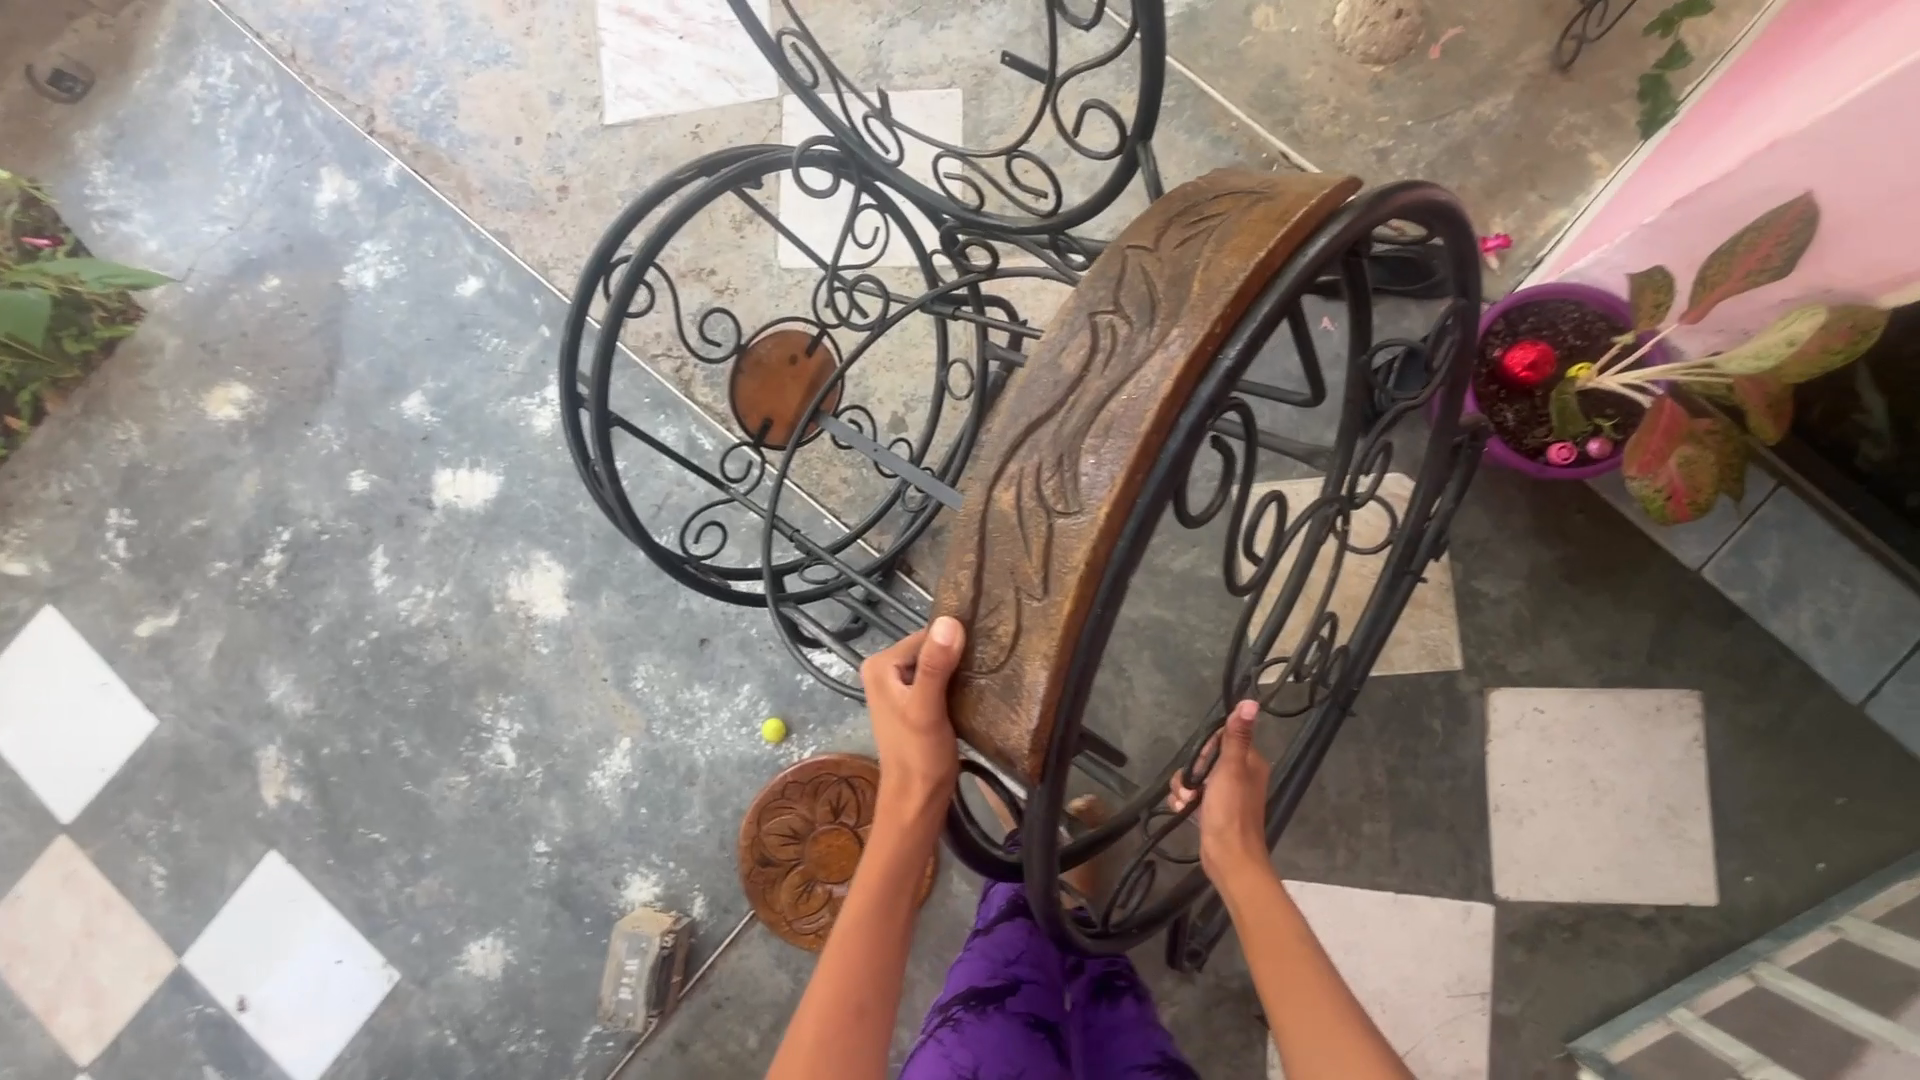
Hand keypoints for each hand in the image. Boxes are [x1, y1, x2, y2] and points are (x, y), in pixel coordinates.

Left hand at [860, 616, 966, 812]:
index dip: (954, 643)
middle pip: (932, 648)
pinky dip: (956, 684)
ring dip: (959, 671)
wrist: (918, 799)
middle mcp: (884, 670)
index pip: (927, 636)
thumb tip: (950, 622)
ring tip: (984, 678)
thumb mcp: (927, 708)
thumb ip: (935, 666)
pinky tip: (974, 691)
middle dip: (957, 657)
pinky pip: (939, 680)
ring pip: (938, 664)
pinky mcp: (915, 702)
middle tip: (987, 668)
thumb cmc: (919, 756)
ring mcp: (899, 687)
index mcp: (880, 664)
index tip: (983, 653)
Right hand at [1168, 699, 1272, 888]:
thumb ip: (1237, 736)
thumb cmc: (1230, 812)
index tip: (1201, 765)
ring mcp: (1226, 793)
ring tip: (1185, 802)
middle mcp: (1241, 774)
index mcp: (1250, 762)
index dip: (1205, 748)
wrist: (1228, 858)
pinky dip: (1183, 800)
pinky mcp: (1212, 809)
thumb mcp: (1231, 769)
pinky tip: (1182, 810)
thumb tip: (1251, 702)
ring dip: (1183, 787)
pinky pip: (1191, 794)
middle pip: (1205, 757)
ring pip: (1195, 776)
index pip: (1222, 738)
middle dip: (1190, 771)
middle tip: (1191, 787)